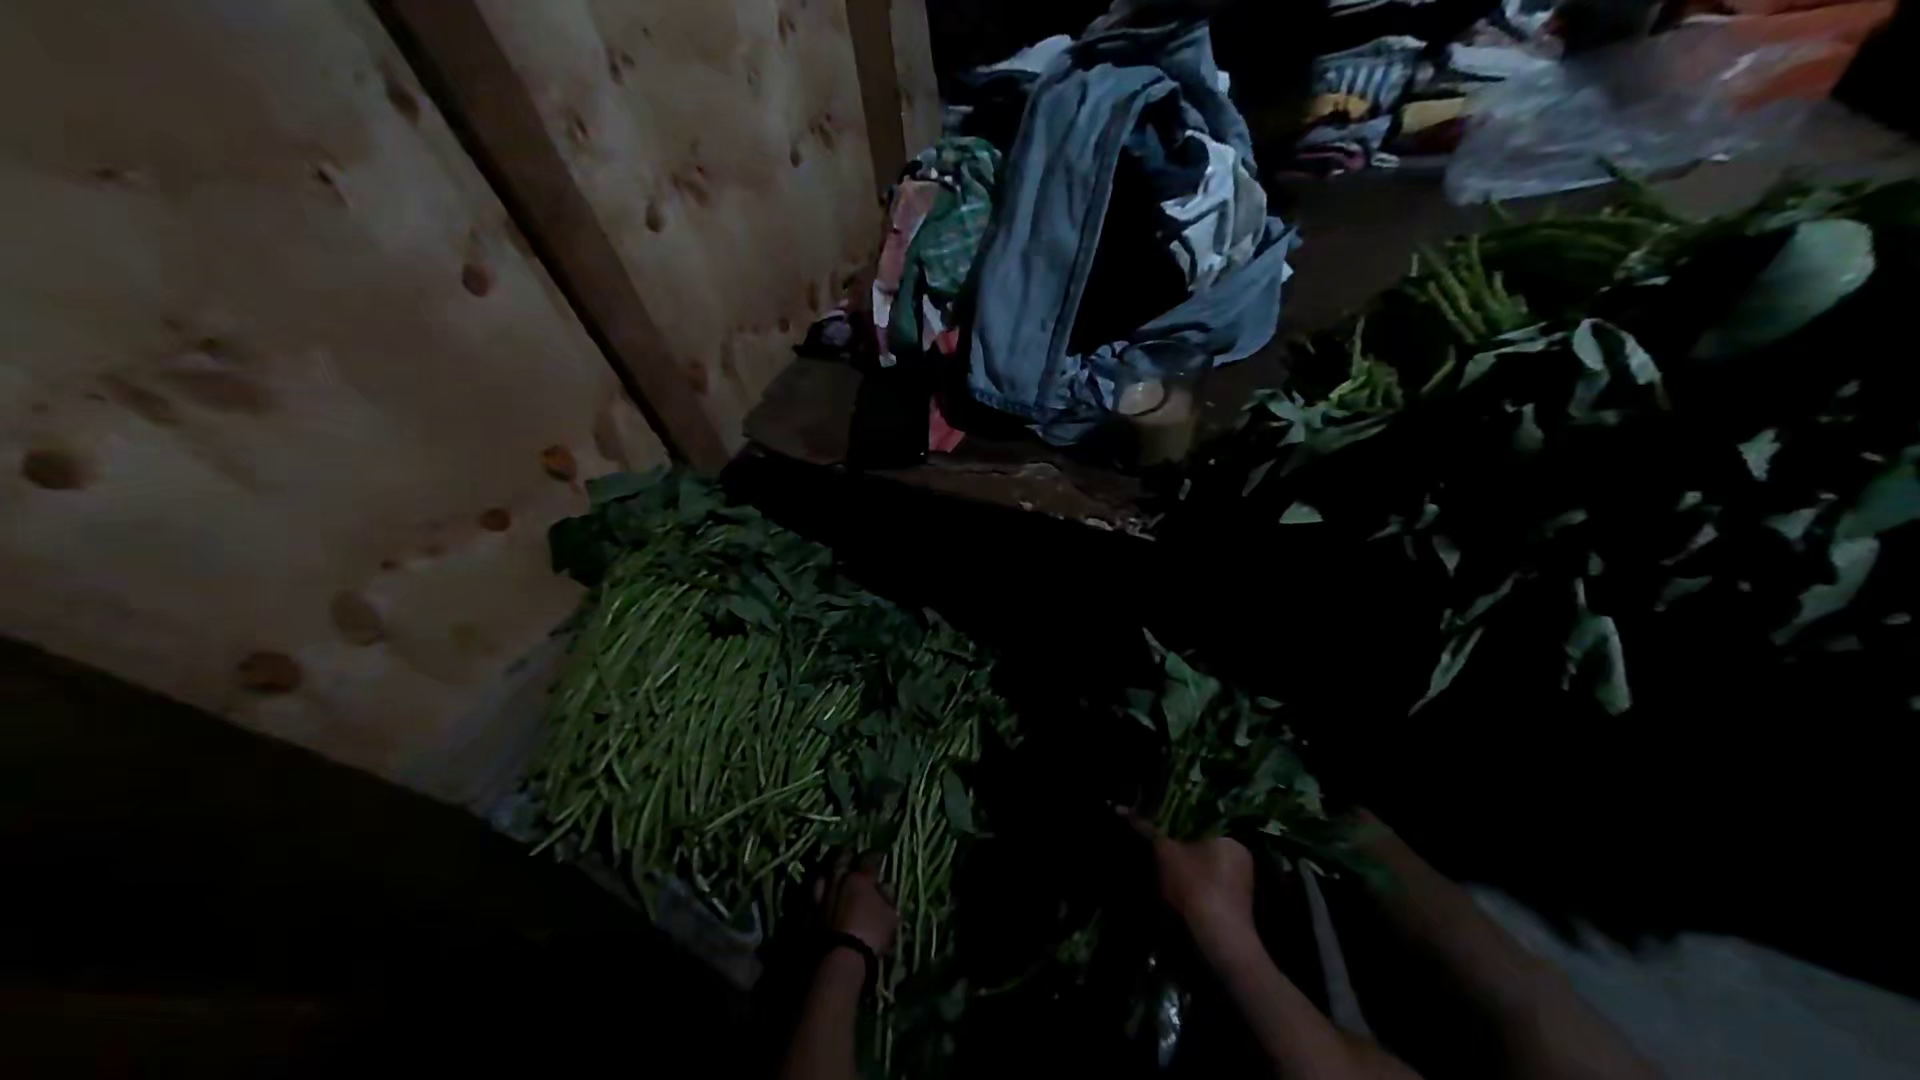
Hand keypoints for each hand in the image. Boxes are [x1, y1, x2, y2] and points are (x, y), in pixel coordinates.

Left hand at [816, 851, 897, 955]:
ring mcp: (820, 893)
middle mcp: (838, 879)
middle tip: (854, 859)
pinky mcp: (807, 909)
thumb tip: (885, 885)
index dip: (876, 855)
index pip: (869, 858)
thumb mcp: (890, 917)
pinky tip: (820, 892)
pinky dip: (817, 889)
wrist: (838, 959)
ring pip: (822, 872)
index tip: (881, 856)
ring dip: (829, 870)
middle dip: (849, 856)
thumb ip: (888, 898)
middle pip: (842, 857)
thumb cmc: (870, 936)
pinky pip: (811, 891)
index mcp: (860, 878)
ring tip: (833, 873)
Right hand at [1120, 808, 1255, 938]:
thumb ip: (1146, 829)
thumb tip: (1121, 808)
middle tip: (1155, 847)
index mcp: (1230, 838)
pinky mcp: (1235, 907)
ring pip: (1205, 866)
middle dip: (1179, 846)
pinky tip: (1176, 892)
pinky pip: (1210, 886)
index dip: (1173, 822)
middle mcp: (1240, 857)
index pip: (1198, 820)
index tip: (1155, 825)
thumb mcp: (1164, 853)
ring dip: (1185, 868)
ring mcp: (1241, 884)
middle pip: (1201, 844)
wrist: (1219, 941)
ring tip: (1160, 870)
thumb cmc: (1195, 886)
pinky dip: (1194, 886)